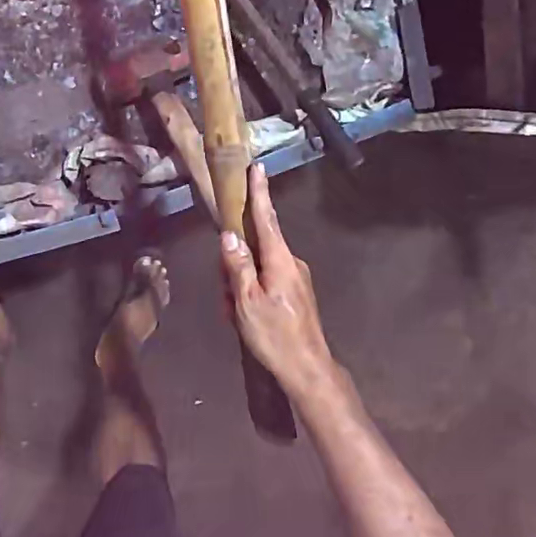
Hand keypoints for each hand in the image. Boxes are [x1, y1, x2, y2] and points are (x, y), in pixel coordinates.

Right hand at [220, 164, 339, 401]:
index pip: (266, 218)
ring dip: (241, 284)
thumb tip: (229, 235)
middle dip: (237, 262)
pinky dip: (251, 292)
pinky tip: (245, 317)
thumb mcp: (246, 302)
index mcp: (280, 259)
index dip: (259, 193)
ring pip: (260, 266)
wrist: (308, 368)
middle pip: (258, 245)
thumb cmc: (274, 335)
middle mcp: (292, 261)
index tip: (257, 168)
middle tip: (227, 296)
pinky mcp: (296, 291)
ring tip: (235, 314)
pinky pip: (267, 280)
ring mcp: (296, 276)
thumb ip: (237, 266)